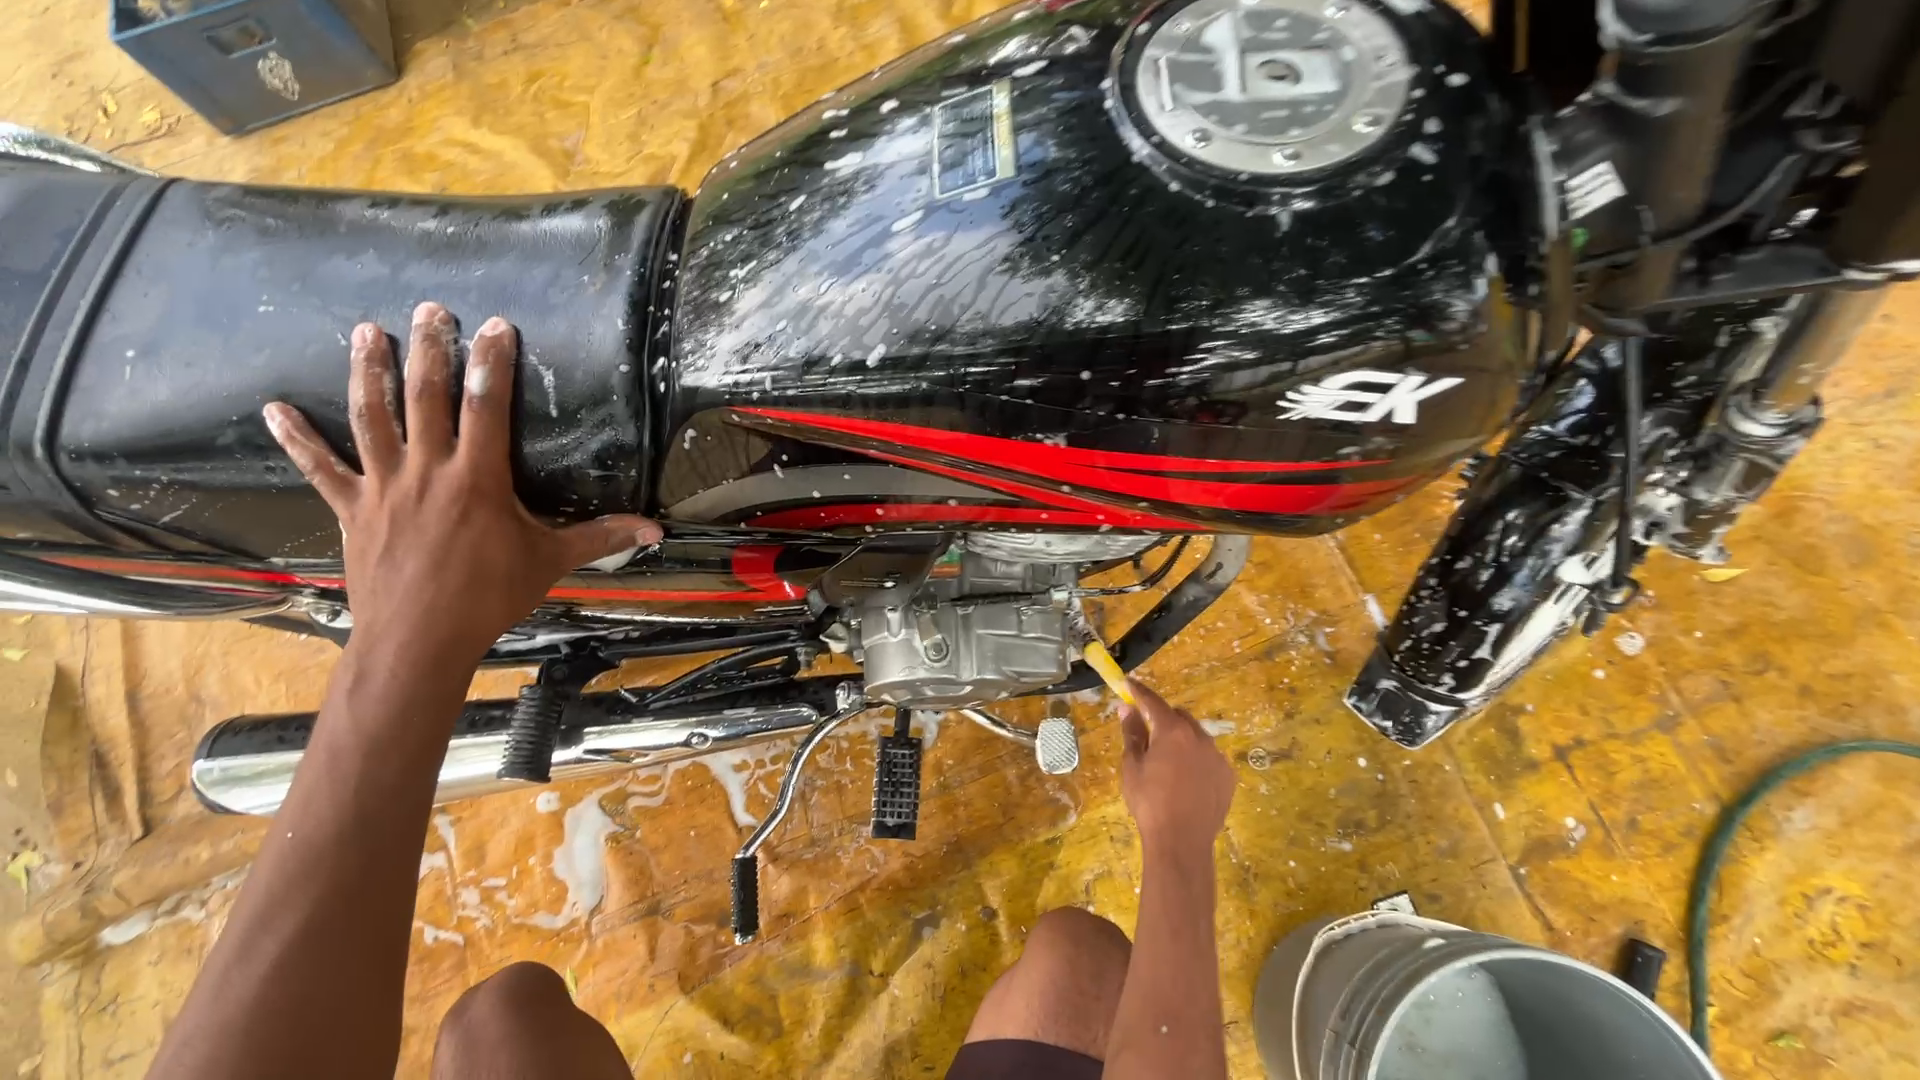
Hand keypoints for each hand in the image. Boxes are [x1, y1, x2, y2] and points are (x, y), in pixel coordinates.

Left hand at [263, 302, 661, 665]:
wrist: (419, 639)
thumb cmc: (490, 597)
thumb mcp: (552, 562)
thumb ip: (601, 538)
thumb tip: (655, 529)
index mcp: (477, 478)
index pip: (486, 405)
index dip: (492, 361)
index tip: (493, 324)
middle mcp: (427, 470)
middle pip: (424, 397)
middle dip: (428, 348)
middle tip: (429, 309)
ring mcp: (384, 486)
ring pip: (372, 418)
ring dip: (368, 372)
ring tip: (365, 331)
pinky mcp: (353, 509)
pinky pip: (321, 469)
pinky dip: (297, 439)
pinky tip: (274, 409)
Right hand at [1119, 679, 1235, 860]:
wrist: (1181, 842)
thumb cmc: (1149, 803)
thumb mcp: (1132, 766)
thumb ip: (1132, 733)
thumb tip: (1127, 708)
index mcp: (1173, 731)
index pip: (1153, 702)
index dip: (1138, 691)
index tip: (1127, 683)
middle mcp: (1200, 737)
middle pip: (1178, 717)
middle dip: (1163, 718)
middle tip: (1147, 734)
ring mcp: (1217, 757)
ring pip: (1196, 737)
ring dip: (1181, 740)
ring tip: (1167, 763)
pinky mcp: (1228, 776)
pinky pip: (1209, 757)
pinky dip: (1196, 760)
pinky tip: (1185, 780)